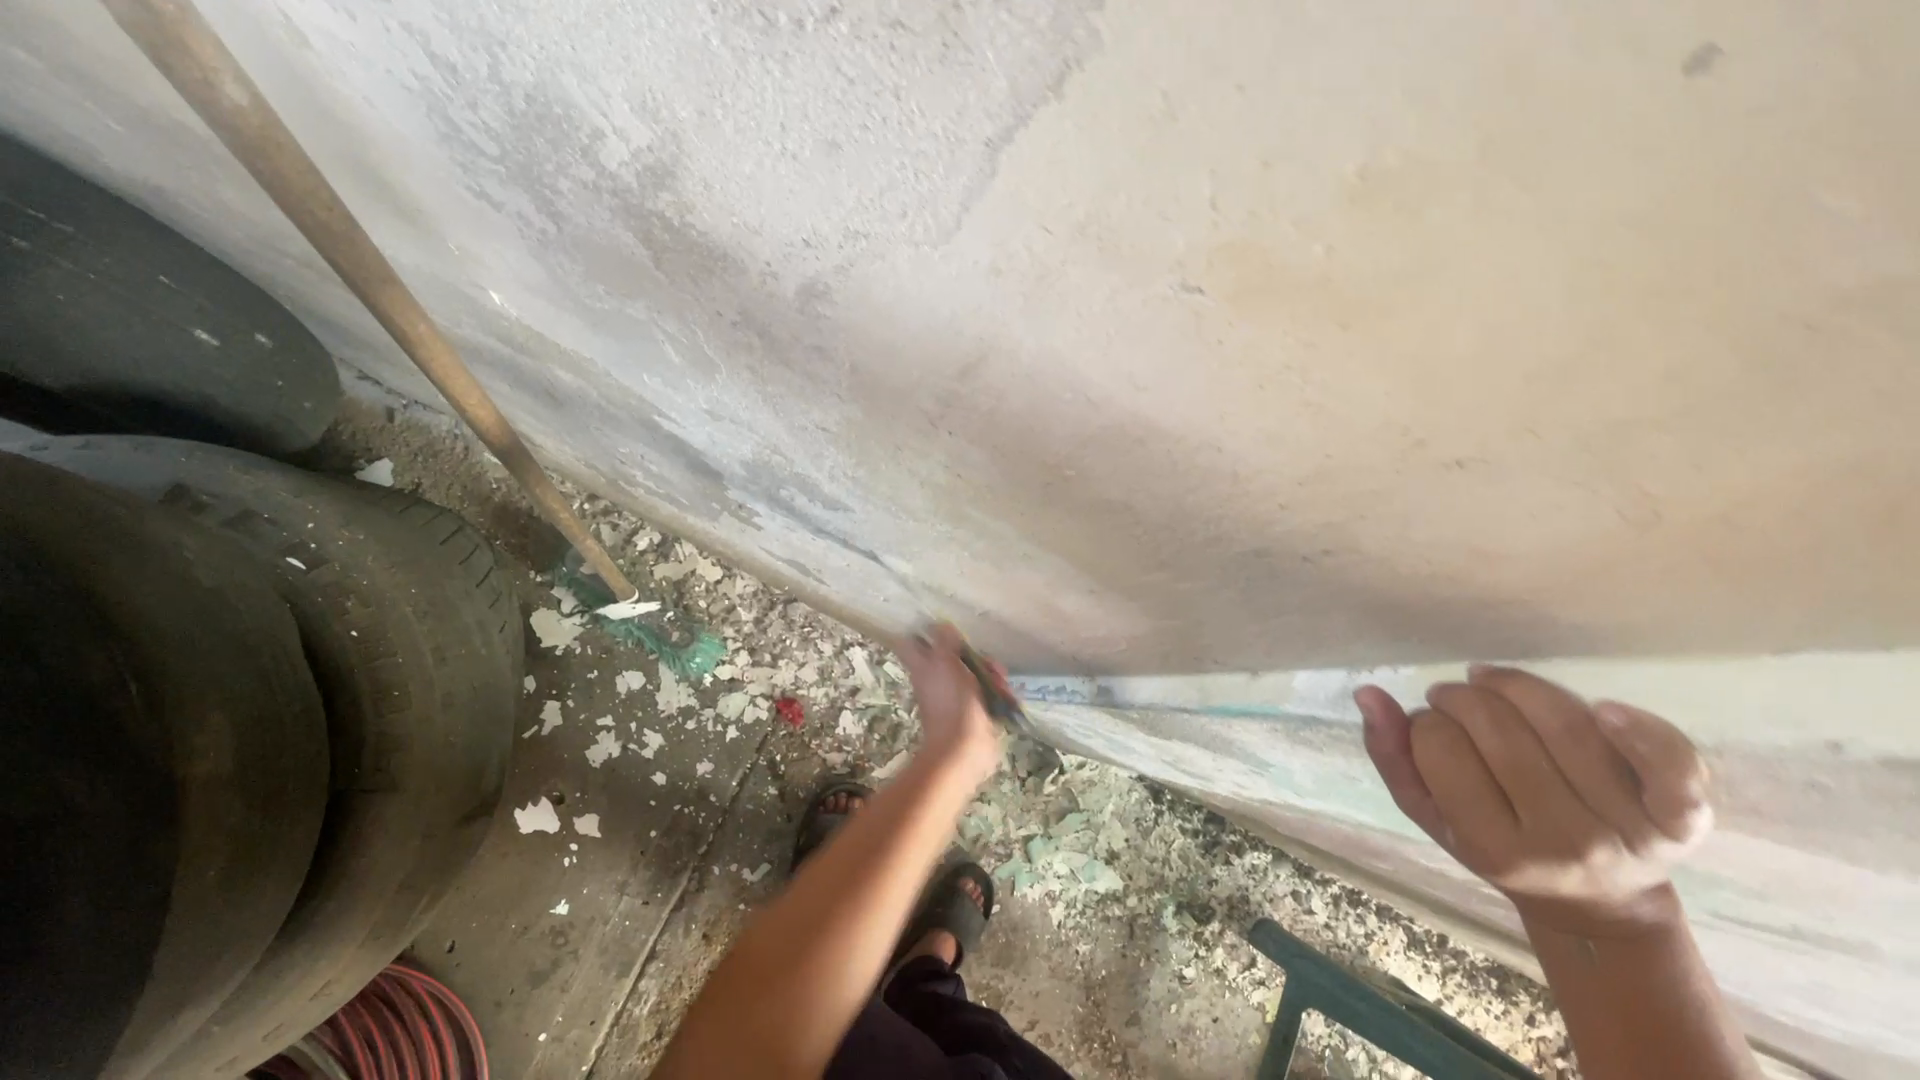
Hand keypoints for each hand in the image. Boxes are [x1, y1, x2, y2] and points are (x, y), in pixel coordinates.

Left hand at [893, 623, 1001, 781]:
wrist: (964, 748)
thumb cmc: (951, 702)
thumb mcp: (945, 662)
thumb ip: (944, 641)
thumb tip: (942, 624)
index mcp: (924, 667)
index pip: (913, 643)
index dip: (923, 632)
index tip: (943, 627)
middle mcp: (937, 679)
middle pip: (954, 656)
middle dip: (975, 655)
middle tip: (987, 661)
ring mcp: (956, 696)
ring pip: (974, 673)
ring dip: (992, 673)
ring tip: (1002, 682)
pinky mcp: (975, 710)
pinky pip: (987, 692)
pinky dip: (998, 691)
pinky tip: (1008, 696)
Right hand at [1355, 667, 1712, 936]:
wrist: (1595, 902)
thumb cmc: (1497, 849)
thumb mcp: (1433, 817)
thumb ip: (1394, 756)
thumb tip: (1368, 693)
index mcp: (1494, 849)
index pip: (1441, 749)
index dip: (1425, 723)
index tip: (1427, 726)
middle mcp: (1563, 842)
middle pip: (1498, 730)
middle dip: (1461, 698)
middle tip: (1452, 698)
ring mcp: (1626, 830)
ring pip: (1565, 723)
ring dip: (1515, 685)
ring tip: (1489, 682)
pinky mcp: (1681, 819)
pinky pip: (1670, 763)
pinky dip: (1639, 727)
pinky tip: (1601, 708)